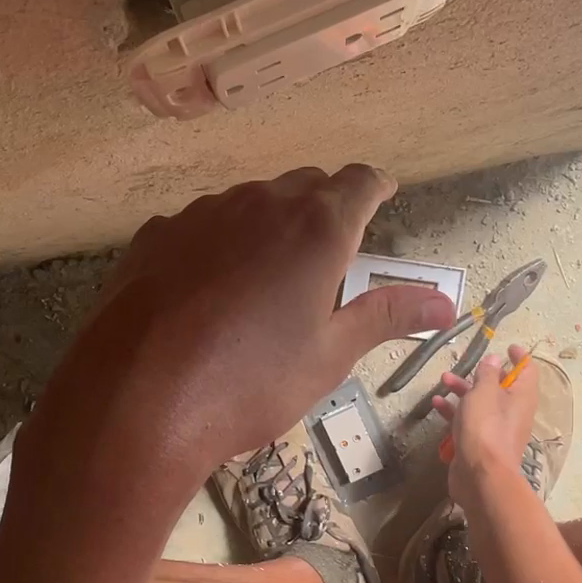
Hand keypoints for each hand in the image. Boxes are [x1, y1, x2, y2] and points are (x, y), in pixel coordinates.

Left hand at [32, 166, 456, 500]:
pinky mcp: (155, 235)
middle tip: (330, 250)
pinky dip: (219, 241)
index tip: (383, 195)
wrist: (137, 399)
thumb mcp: (329, 356)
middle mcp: (260, 204)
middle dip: (325, 206)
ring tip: (266, 274)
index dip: (375, 188)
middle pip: (305, 185)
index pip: (360, 183)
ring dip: (270, 222)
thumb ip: (386, 316)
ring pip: (250, 202)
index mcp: (317, 228)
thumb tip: (445, 302)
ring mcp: (202, 214)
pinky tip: (207, 286)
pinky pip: (201, 224)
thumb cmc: (251, 382)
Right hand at [432, 344, 538, 505]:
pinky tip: (437, 405)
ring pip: (480, 403)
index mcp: (521, 396)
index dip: (518, 356)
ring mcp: (496, 428)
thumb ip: (487, 374)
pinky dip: (454, 411)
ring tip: (444, 381)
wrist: (481, 476)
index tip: (507, 346)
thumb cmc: (486, 428)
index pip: (527, 370)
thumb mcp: (484, 393)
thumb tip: (495, 359)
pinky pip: (468, 421)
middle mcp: (513, 411)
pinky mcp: (479, 442)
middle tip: (465, 365)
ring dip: (463, 390)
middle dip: (480, 374)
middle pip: (500, 386)